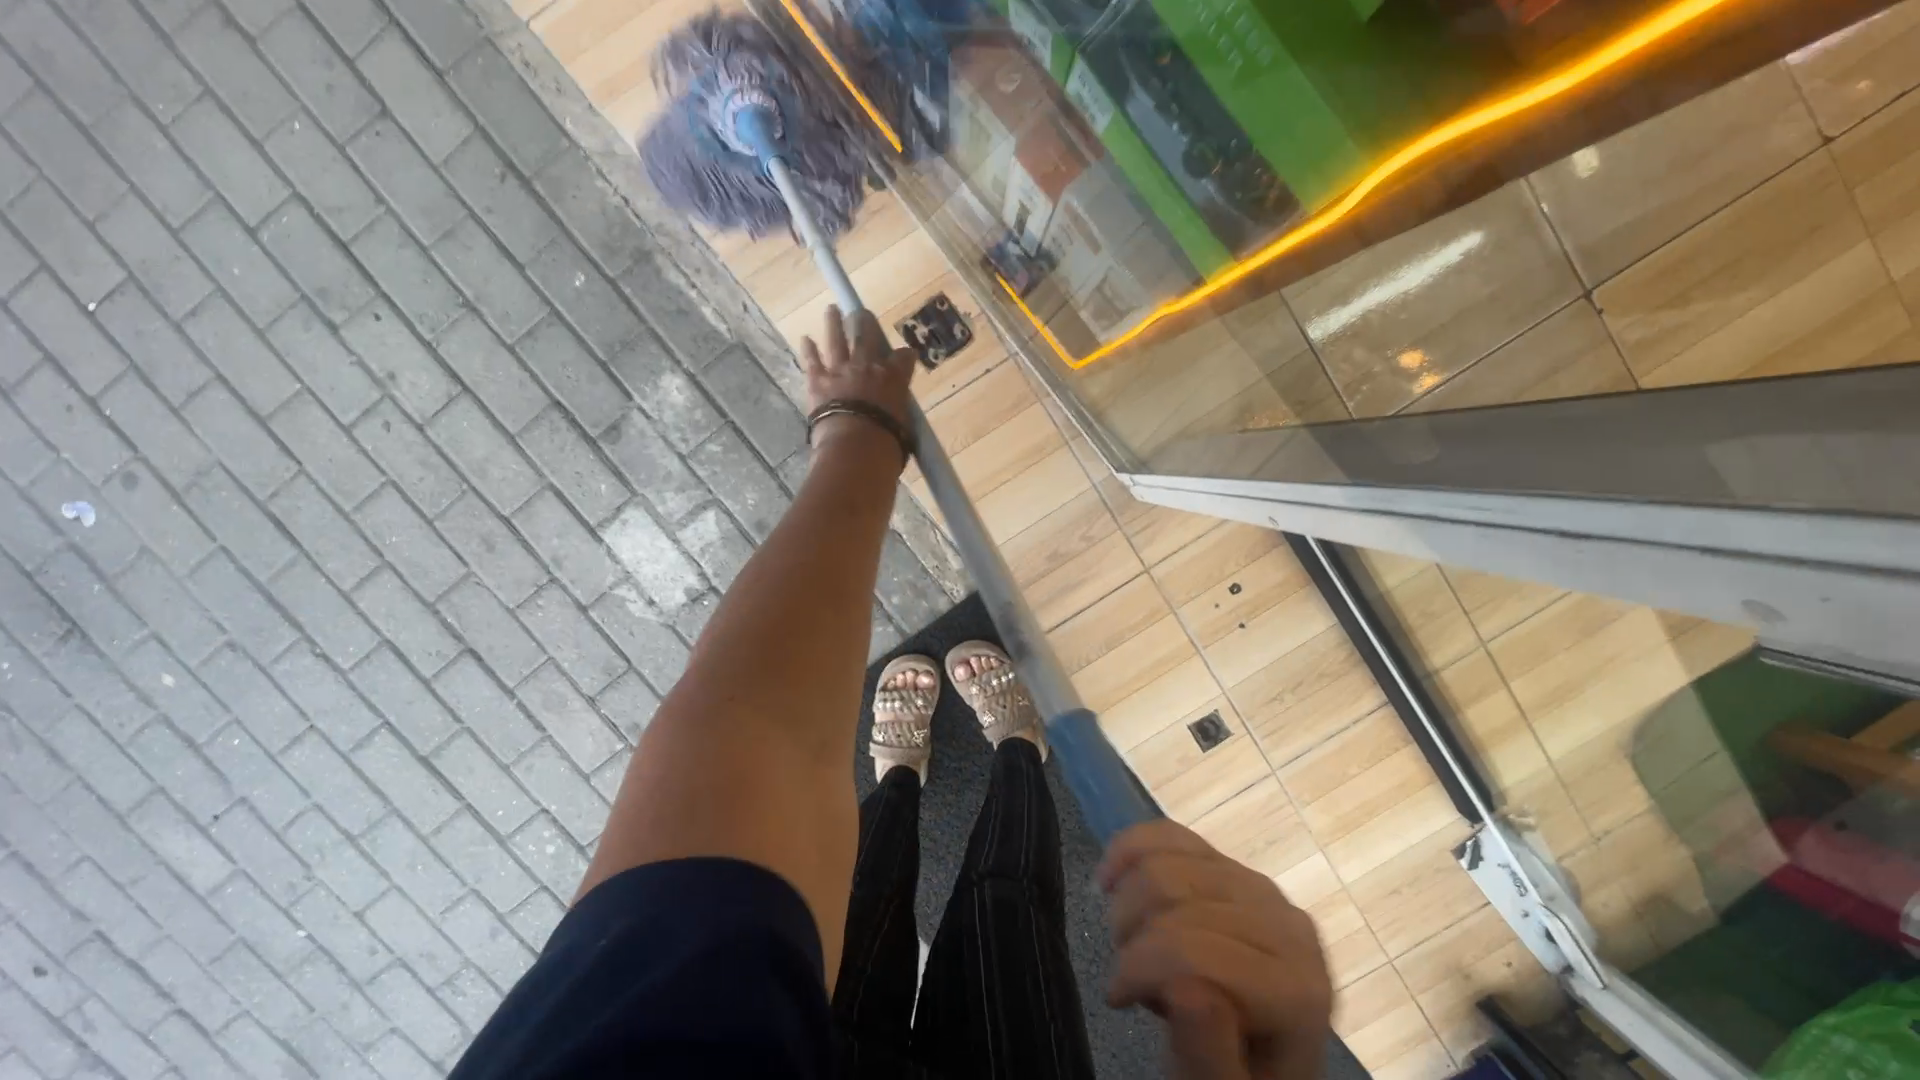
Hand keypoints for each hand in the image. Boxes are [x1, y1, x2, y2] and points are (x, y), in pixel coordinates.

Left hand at [800, 305, 916, 452]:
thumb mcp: (904, 427)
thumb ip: (899, 415)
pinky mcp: (817, 381)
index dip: (904, 356)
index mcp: (894, 378)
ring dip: (834, 324)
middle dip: (865, 323)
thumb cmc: (886, 443)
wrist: (854, 447)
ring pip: (836, 340)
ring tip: (831, 310)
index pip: (903, 358)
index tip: (905, 356)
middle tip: (862, 313)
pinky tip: (805, 339)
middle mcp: (867, 366)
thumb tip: (898, 419)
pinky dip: (808, 350)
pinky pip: (812, 361)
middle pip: (866, 337)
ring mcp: (840, 370)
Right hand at [1099, 821, 1331, 1079]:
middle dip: (1131, 933)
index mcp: (1296, 990)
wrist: (1264, 1062)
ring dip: (1129, 901)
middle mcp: (1289, 926)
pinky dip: (1130, 849)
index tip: (1117, 1002)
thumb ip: (1208, 1053)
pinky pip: (1173, 835)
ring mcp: (1264, 889)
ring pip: (1167, 858)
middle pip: (1173, 893)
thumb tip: (1186, 985)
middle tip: (1128, 977)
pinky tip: (1111, 879)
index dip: (1138, 968)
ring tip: (1133, 944)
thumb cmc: (1240, 1078)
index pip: (1193, 950)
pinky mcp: (1238, 868)